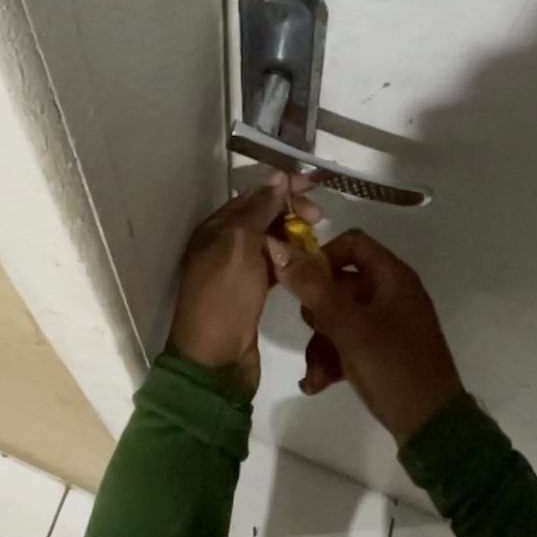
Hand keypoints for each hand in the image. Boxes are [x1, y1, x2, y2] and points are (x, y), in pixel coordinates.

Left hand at [167, 172, 321, 393]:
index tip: (315, 185)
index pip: (253, 196)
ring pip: (270, 240)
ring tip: (320, 235)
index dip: (283, 188)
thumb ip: (258, 210)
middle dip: (291, 210)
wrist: (216, 360)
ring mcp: (237, 269)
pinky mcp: (251, 292)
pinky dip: (291, 258)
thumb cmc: (224, 296)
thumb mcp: (239, 245)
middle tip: (321, 217)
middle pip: (262, 216)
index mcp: (216, 227)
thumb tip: (277, 176)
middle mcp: (224, 243)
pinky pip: (274, 265)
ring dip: (293, 233)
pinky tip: (310, 261)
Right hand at [267, 228, 464, 444]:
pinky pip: (349, 340)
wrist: (433, 431)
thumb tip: (277, 246)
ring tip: (314, 375)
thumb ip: (312, 287)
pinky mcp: (384, 351)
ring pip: (339, 316)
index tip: (301, 281)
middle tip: (312, 331)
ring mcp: (388, 324)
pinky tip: (317, 384)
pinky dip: (332, 358)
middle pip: (339, 284)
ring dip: (320, 343)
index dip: (323, 256)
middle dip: (317, 312)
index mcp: (392, 277)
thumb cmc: (393, 368)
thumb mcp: (348, 326)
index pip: (351, 243)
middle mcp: (391, 293)